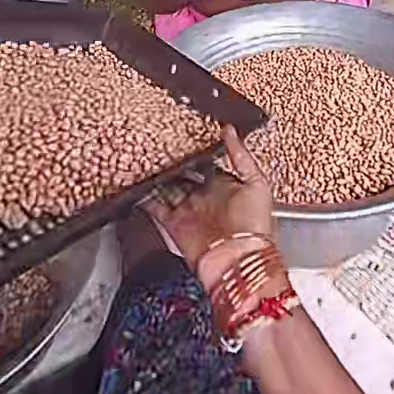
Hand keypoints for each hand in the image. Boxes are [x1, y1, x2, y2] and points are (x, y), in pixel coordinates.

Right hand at [147, 125, 275, 288]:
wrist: (239, 263)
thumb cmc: (255, 226)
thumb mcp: (257, 183)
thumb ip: (241, 155)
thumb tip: (230, 130)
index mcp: (224, 186)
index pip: (205, 164)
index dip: (194, 151)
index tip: (182, 135)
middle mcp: (204, 197)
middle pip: (182, 174)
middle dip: (171, 161)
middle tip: (158, 143)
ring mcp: (187, 210)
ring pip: (166, 187)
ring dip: (156, 175)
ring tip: (144, 157)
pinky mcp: (173, 224)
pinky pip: (154, 207)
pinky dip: (144, 196)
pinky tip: (136, 182)